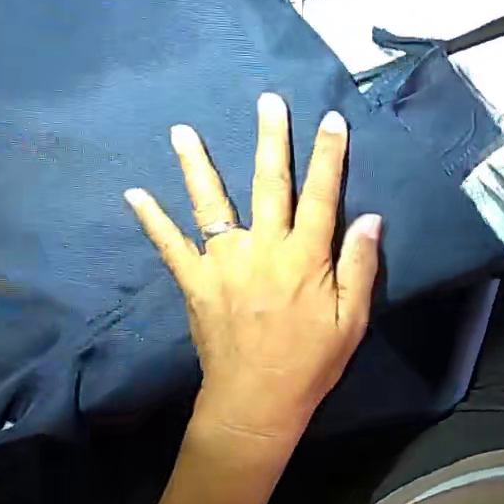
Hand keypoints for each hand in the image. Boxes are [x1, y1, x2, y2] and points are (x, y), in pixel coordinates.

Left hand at [125, 94, 381, 441]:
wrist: (257, 402)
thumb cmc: (311, 363)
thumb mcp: (352, 321)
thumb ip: (359, 267)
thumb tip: (370, 218)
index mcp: (305, 258)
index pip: (321, 195)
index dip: (328, 156)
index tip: (330, 119)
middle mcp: (264, 249)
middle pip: (270, 184)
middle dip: (271, 139)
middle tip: (267, 101)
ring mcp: (224, 263)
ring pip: (212, 204)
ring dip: (198, 165)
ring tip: (182, 131)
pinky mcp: (195, 282)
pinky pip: (170, 246)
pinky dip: (152, 220)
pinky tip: (134, 193)